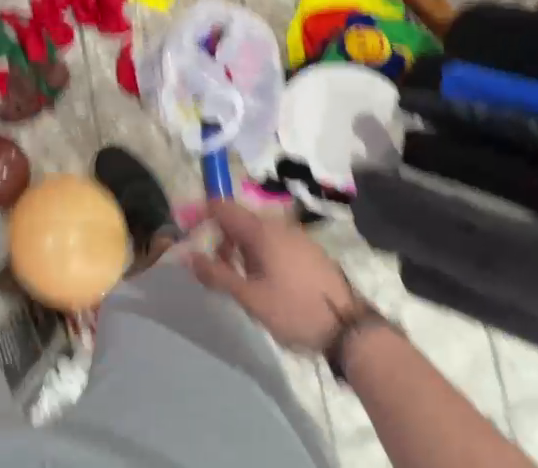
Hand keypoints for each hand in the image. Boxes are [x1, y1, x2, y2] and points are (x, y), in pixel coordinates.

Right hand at [184, 200, 358, 351]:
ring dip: (239, 247)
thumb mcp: (250, 298)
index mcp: (262, 230)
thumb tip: (187, 256)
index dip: (200, 213)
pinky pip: (274, 242)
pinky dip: (258, 253)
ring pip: (257, 232)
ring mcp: (297, 238)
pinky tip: (262, 280)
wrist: (352, 331)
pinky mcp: (309, 253)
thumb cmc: (295, 310)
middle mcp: (279, 226)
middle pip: (239, 219)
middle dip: (219, 236)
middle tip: (212, 265)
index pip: (222, 206)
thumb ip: (217, 274)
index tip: (186, 231)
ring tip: (236, 278)